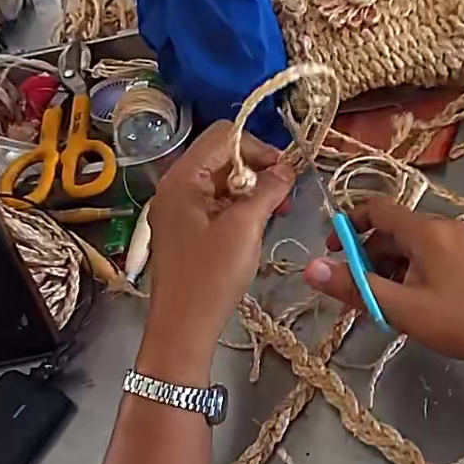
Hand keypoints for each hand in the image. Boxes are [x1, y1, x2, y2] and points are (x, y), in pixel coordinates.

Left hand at [139, 121, 293, 383]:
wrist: (183, 327)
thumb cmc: (212, 276)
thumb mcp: (245, 228)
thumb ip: (267, 190)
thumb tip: (288, 168)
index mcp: (183, 178)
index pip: (224, 136)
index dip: (258, 148)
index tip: (284, 174)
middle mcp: (175, 186)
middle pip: (221, 156)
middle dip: (256, 170)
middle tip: (282, 197)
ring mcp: (177, 208)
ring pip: (220, 182)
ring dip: (250, 191)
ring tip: (273, 213)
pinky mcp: (184, 229)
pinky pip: (214, 204)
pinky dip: (237, 208)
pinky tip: (255, 227)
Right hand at [301, 196, 463, 372]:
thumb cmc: (458, 319)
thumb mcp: (399, 307)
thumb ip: (354, 287)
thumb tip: (309, 268)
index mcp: (425, 230)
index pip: (377, 208)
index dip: (348, 225)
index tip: (331, 251)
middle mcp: (442, 228)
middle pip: (392, 231)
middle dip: (367, 258)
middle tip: (355, 292)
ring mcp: (459, 244)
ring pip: (410, 247)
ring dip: (388, 270)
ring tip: (381, 305)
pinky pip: (427, 258)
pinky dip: (409, 274)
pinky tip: (409, 304)